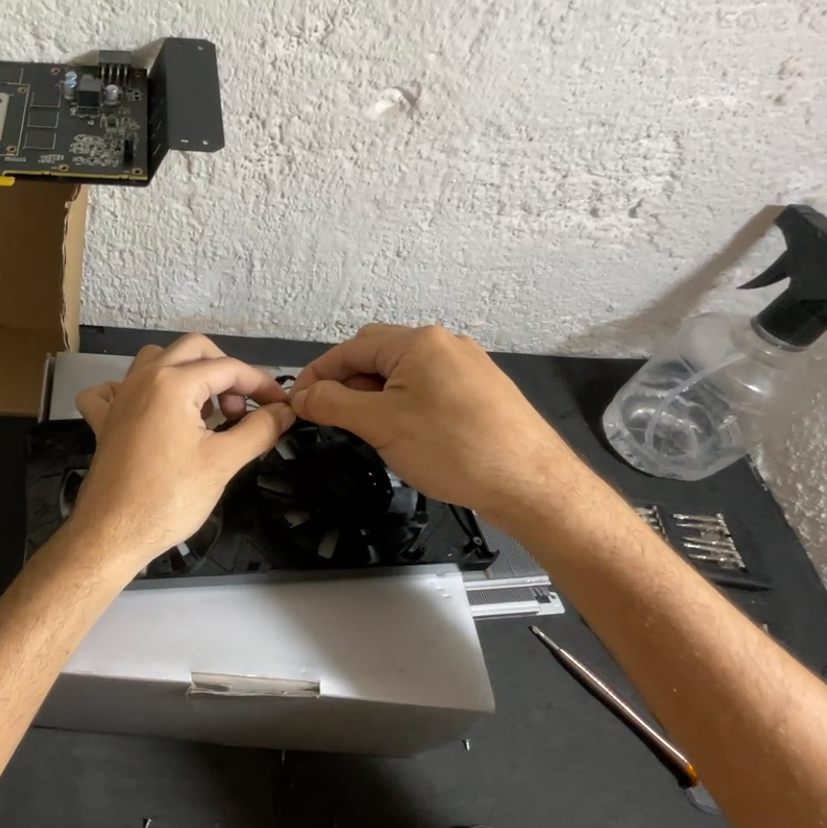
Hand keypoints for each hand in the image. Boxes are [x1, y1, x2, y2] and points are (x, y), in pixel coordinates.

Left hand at [71, 335, 294, 567]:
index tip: (280, 406)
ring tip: (205, 411)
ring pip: (156, 361)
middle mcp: (142, 378)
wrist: (112, 532)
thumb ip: (259, 430)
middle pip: (192, 350)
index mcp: (172, 382)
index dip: (260, 384)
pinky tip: (148, 410)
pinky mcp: (103, 421)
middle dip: (225, 371)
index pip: (228, 367)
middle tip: (240, 409)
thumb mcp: (223, 462)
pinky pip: (113, 390)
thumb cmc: (168, 497)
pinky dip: (133, 391)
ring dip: (186, 374)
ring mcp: (118, 398)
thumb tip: (283, 412)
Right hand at [290, 324, 593, 525]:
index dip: (316, 374)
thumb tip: (300, 396)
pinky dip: (401, 402)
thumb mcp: (379, 425)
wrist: (532, 484)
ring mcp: (466, 366)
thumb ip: (332, 403)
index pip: (349, 349)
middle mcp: (444, 344)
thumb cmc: (453, 449)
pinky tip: (401, 431)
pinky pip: (426, 386)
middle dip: (344, 382)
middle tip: (325, 416)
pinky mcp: (480, 390)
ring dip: (372, 394)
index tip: (295, 403)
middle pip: (375, 354)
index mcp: (417, 342)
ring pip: (402, 372)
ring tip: (362, 427)